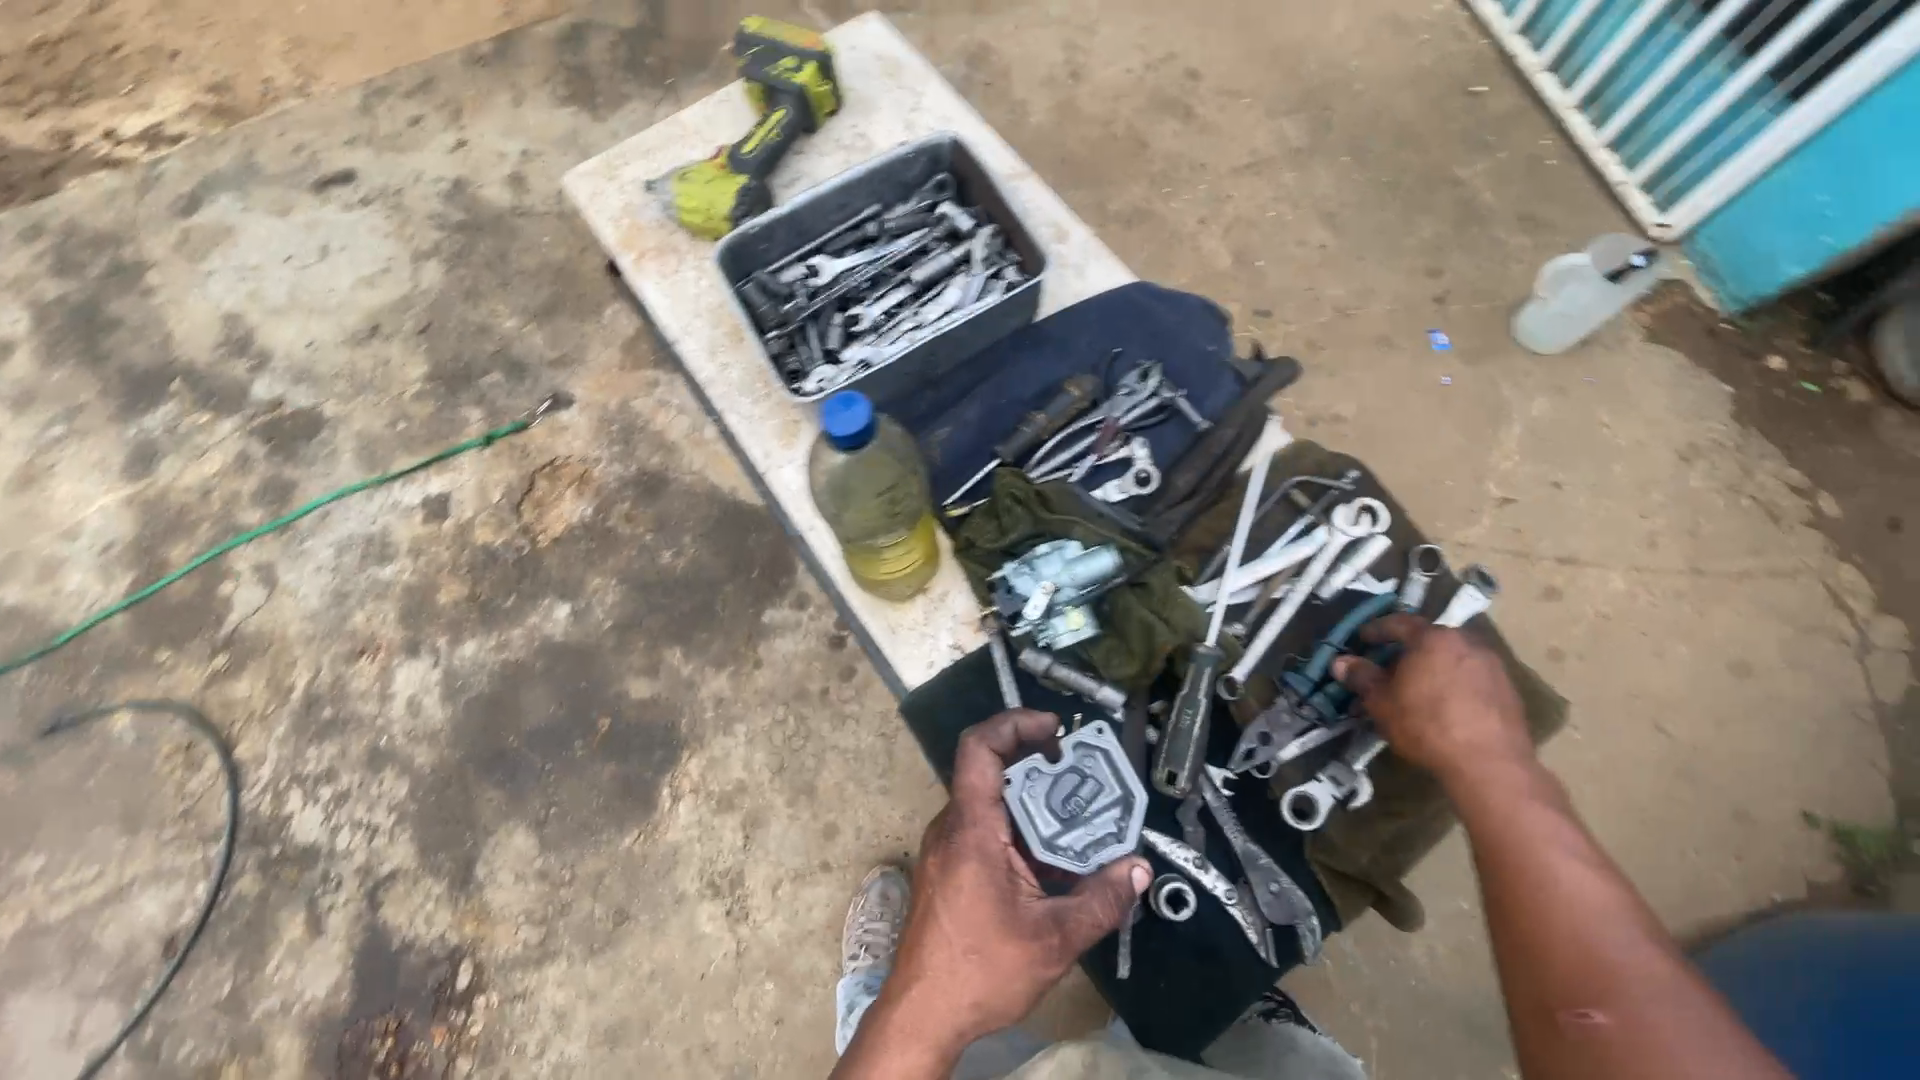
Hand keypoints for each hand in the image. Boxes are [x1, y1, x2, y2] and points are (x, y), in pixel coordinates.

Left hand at [886, 709, 1149, 1049]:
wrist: (923, 1014)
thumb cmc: (980, 971)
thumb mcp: (1053, 939)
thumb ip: (1101, 900)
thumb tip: (1139, 870)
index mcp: (972, 828)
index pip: (979, 748)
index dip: (1015, 724)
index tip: (1055, 730)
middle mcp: (953, 827)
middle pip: (992, 772)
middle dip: (1040, 767)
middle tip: (1085, 778)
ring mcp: (947, 848)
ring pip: (992, 805)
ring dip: (1034, 805)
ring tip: (1081, 821)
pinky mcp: (949, 868)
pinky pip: (986, 831)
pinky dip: (1021, 832)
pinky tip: (1055, 862)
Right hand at [1331, 614, 1532, 787]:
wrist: (1488, 763)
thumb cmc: (1425, 724)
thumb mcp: (1381, 702)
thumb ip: (1361, 676)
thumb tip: (1341, 662)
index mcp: (1433, 638)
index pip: (1400, 623)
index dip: (1377, 630)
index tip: (1363, 639)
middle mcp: (1467, 643)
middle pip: (1430, 640)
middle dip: (1407, 652)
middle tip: (1389, 668)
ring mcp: (1492, 666)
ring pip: (1453, 659)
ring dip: (1432, 669)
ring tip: (1416, 690)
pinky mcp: (1508, 691)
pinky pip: (1472, 678)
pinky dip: (1454, 685)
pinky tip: (1444, 707)